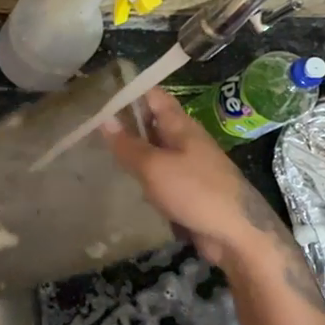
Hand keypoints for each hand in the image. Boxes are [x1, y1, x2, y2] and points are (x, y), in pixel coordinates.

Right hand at [101, 88, 293, 269]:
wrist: (235, 233)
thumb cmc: (196, 192)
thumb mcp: (155, 167)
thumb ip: (129, 145)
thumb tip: (104, 120)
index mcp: (181, 126)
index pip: (154, 96)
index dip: (130, 90)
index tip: (99, 91)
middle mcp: (185, 141)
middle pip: (152, 123)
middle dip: (125, 120)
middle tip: (89, 123)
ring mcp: (187, 166)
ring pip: (153, 150)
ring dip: (130, 149)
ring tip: (97, 149)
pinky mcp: (186, 190)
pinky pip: (158, 175)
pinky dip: (140, 174)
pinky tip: (122, 180)